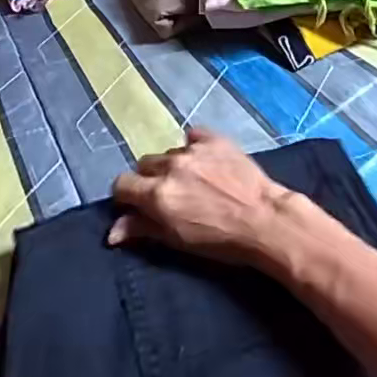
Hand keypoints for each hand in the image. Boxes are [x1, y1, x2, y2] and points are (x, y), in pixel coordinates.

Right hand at [106, 127, 306, 266]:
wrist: (265, 219)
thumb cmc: (220, 240)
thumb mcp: (177, 240)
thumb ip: (142, 229)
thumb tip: (112, 232)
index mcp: (157, 194)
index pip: (122, 184)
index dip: (128, 196)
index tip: (139, 204)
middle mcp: (170, 167)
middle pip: (144, 165)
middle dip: (150, 179)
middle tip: (170, 194)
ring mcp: (193, 149)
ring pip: (169, 153)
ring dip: (173, 165)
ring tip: (194, 180)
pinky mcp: (214, 139)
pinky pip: (193, 136)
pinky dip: (194, 146)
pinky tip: (206, 160)